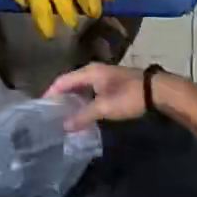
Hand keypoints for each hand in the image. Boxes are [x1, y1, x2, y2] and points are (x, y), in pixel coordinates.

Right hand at [47, 64, 183, 130]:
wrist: (157, 91)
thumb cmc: (129, 97)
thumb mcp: (104, 108)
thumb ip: (83, 116)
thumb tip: (63, 125)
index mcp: (89, 71)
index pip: (62, 81)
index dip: (50, 93)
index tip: (40, 108)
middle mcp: (93, 70)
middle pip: (70, 84)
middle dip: (59, 98)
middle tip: (49, 116)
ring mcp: (103, 76)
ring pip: (81, 88)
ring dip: (72, 101)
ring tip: (62, 118)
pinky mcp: (111, 84)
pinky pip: (90, 92)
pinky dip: (83, 102)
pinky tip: (82, 114)